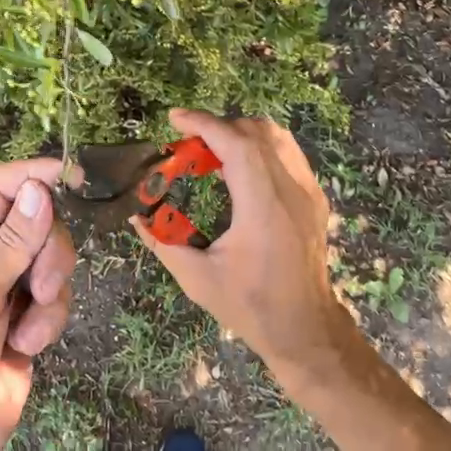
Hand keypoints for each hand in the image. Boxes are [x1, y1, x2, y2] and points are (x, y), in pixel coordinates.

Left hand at [0, 159, 76, 450]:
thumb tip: (39, 187)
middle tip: (39, 285)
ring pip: (54, 261)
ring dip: (48, 294)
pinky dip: (48, 323)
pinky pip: (57, 300)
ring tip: (26, 328)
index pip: (2, 187)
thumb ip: (11, 243)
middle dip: (48, 253)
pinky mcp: (30, 319)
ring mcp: (11, 287)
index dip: (35, 175)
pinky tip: (25, 347)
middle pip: (40, 222)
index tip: (74, 175)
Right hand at [129, 109, 343, 368]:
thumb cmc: (251, 306)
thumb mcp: (197, 279)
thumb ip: (163, 241)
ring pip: (276, 135)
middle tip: (188, 146)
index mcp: (262, 207)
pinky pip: (288, 151)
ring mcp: (308, 191)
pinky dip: (261, 145)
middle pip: (254, 131)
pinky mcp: (316, 197)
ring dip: (241, 133)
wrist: (308, 331)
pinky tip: (242, 166)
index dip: (203, 123)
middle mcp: (290, 190)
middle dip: (217, 128)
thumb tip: (135, 215)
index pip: (235, 144)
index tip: (174, 119)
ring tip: (214, 152)